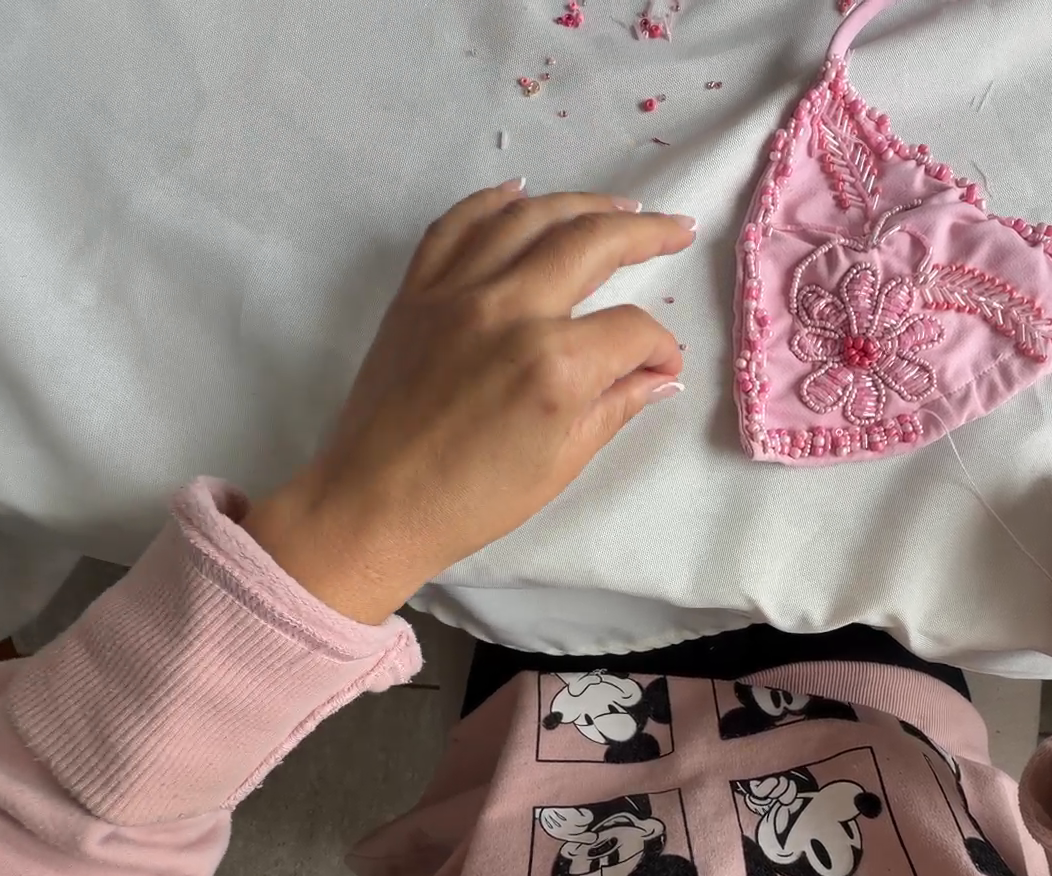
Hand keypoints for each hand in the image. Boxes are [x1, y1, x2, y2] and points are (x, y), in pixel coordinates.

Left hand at [244, 181, 695, 622]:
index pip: (631, 330)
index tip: (665, 365)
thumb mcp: (562, 462)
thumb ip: (616, 405)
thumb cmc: (475, 500)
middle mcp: (509, 310)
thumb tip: (661, 376)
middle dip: (645, 233)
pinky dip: (494, 201)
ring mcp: (456, 291)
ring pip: (529, 218)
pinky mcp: (417, 291)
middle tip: (677, 229)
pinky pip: (458, 224)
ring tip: (620, 206)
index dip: (660, 346)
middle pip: (591, 244)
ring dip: (583, 204)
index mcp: (554, 365)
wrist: (375, 505)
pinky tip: (523, 194)